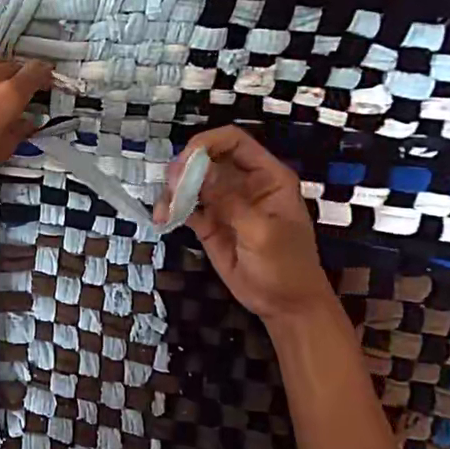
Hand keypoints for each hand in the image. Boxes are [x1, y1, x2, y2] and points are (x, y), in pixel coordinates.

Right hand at [154, 126, 332, 323]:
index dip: (208, 143)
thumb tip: (193, 171)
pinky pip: (184, 205)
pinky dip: (170, 208)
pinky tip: (163, 220)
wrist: (285, 306)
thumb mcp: (261, 231)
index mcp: (266, 176)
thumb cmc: (286, 266)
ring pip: (190, 180)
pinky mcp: (208, 222)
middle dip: (184, 168)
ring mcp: (223, 202)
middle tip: (171, 187)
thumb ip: (228, 200)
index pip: (233, 141)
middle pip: (205, 157)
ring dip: (173, 190)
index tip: (186, 160)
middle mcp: (242, 182)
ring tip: (165, 210)